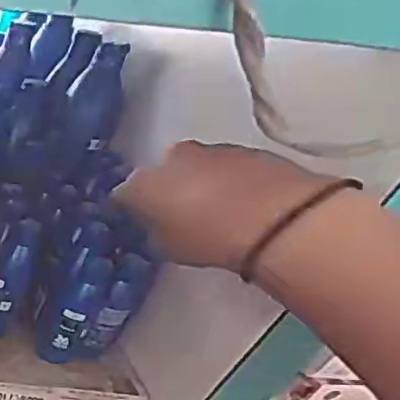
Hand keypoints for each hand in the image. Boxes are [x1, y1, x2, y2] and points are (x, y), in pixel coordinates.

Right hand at [113, 142, 348, 271]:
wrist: (276, 220)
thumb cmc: (208, 239)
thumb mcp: (168, 248)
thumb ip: (154, 233)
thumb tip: (153, 227)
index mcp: (144, 184)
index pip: (123, 194)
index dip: (127, 208)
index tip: (134, 221)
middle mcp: (172, 160)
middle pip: (161, 172)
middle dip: (166, 187)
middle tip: (176, 214)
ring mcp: (212, 151)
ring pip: (195, 166)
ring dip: (198, 181)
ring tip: (212, 209)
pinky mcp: (249, 150)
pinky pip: (227, 167)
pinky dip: (228, 180)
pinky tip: (238, 202)